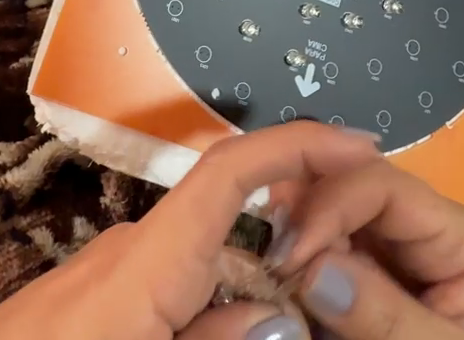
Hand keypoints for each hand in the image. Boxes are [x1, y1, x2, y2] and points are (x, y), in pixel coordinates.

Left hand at [0, 123, 381, 339]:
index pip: (231, 173)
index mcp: (147, 261)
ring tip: (301, 285)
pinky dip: (217, 297)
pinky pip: (180, 280)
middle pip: (231, 211)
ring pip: (208, 254)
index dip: (296, 145)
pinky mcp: (105, 291)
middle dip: (293, 220)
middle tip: (349, 253)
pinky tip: (233, 319)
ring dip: (256, 271)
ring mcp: (116, 265)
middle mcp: (134, 246)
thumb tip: (276, 318)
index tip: (358, 143)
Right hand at [267, 159, 463, 339]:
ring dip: (293, 246)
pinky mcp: (365, 286)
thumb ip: (390, 317)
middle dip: (302, 219)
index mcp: (455, 234)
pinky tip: (282, 293)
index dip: (328, 204)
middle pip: (345, 193)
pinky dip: (297, 276)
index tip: (288, 255)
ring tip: (269, 279)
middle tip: (266, 264)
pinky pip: (322, 264)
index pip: (380, 184)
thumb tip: (312, 267)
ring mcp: (389, 259)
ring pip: (325, 224)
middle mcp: (417, 233)